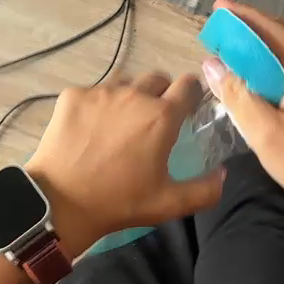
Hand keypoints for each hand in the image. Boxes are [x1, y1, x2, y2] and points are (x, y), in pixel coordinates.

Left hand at [25, 72, 225, 254]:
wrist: (60, 204)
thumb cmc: (119, 203)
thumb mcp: (169, 204)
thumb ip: (206, 190)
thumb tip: (224, 174)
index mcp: (162, 116)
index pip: (189, 85)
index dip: (191, 94)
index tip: (187, 108)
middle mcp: (135, 95)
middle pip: (157, 79)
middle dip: (160, 94)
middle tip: (152, 121)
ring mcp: (101, 92)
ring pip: (125, 83)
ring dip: (128, 97)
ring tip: (119, 125)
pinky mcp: (73, 95)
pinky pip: (93, 92)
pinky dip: (96, 105)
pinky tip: (89, 129)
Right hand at [199, 0, 283, 227]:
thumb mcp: (266, 134)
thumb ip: (237, 95)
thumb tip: (212, 65)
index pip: (272, 28)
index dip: (242, 16)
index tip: (218, 7)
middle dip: (255, 29)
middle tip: (225, 31)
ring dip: (269, 49)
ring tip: (241, 54)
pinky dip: (283, 68)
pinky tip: (269, 84)